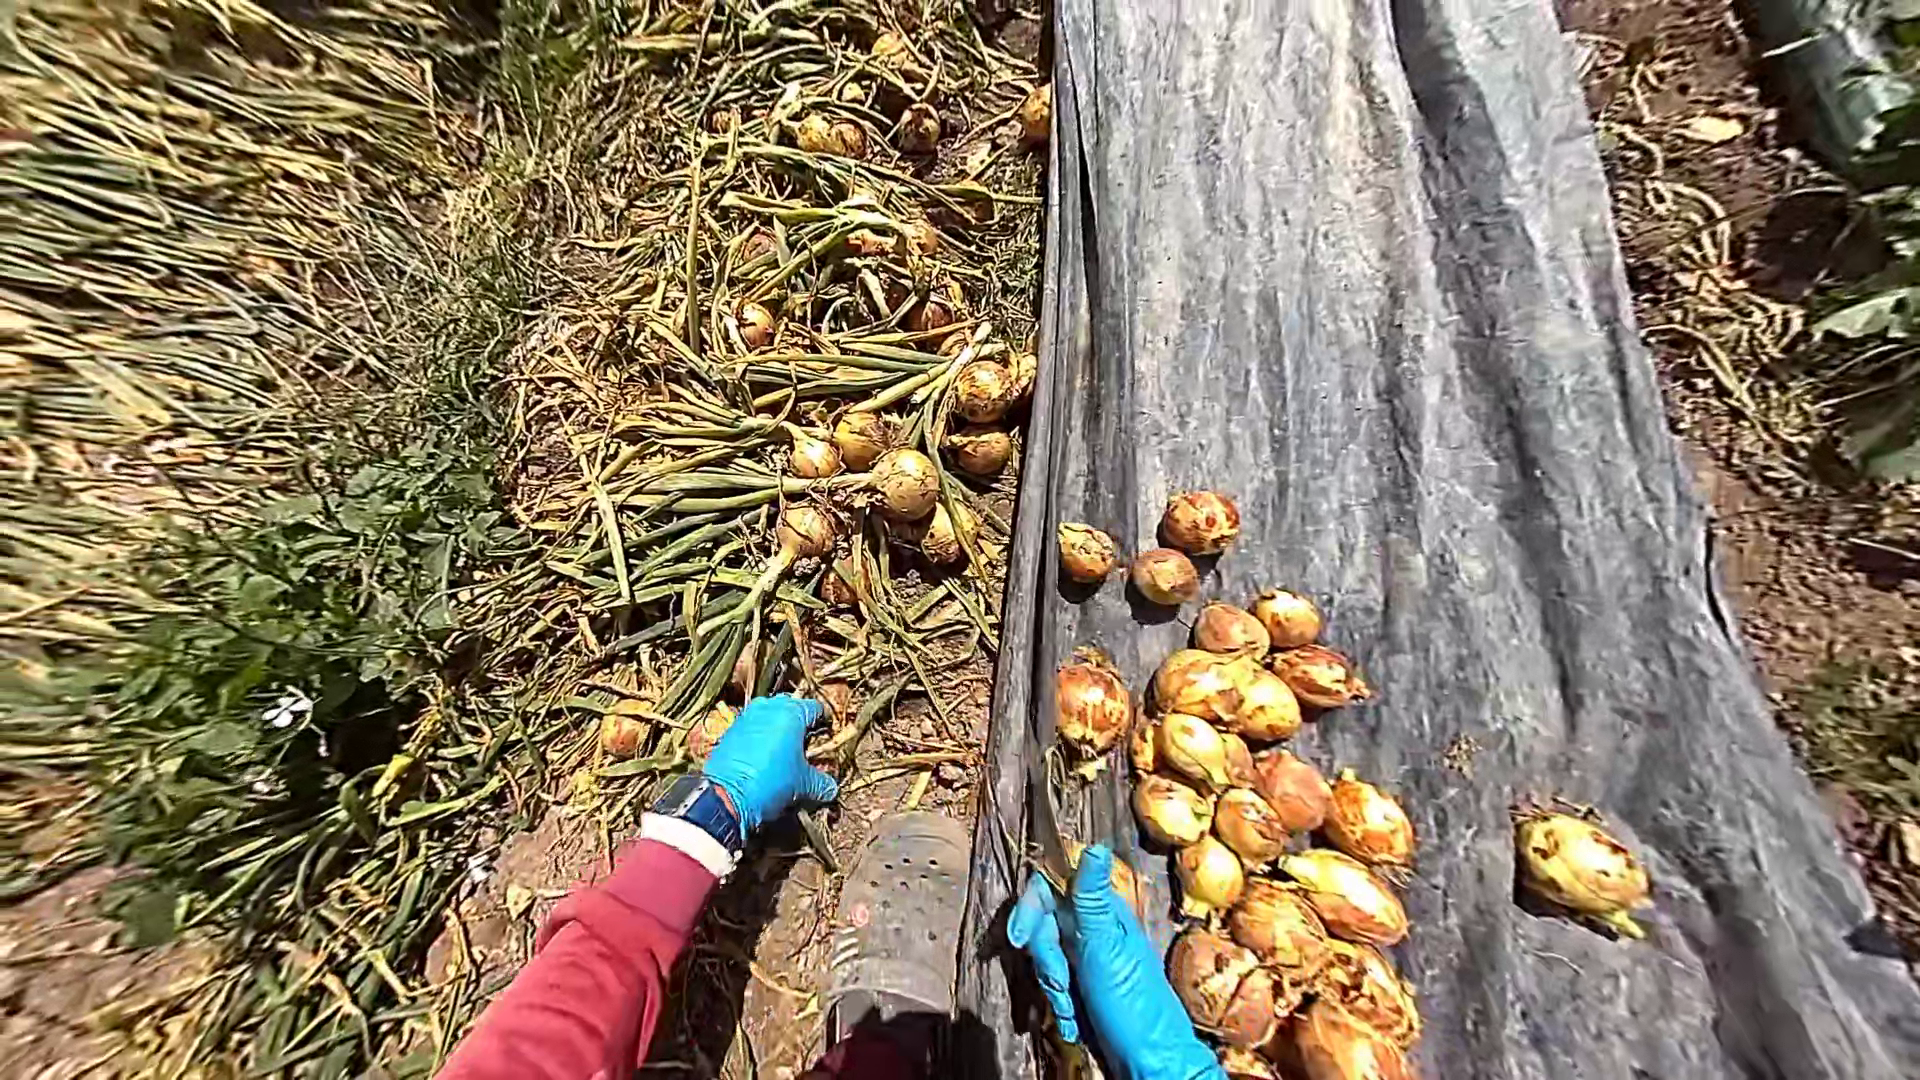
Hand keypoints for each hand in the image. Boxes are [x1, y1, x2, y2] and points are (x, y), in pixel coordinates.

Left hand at [700, 694, 837, 833]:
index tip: (825, 739)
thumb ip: (822, 783)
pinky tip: (762, 758)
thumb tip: (832, 789)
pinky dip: (759, 738)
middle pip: (792, 708)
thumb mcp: (804, 785)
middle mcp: (770, 707)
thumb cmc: (772, 782)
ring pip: (770, 716)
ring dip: (777, 730)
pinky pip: (752, 727)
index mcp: (792, 712)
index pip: (817, 709)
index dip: (824, 724)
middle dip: (799, 725)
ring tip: (782, 752)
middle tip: (804, 746)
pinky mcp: (729, 729)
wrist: (723, 797)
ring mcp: (747, 716)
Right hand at [1007, 847, 1222, 1079]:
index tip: (1017, 937)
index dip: (1030, 907)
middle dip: (1043, 955)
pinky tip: (1070, 1020)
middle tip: (1061, 983)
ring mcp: (1085, 953)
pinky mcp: (1081, 982)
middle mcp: (1091, 923)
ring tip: (1069, 1009)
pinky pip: (1052, 979)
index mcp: (1101, 907)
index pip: (1050, 884)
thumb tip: (1095, 844)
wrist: (1149, 1067)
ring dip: (1050, 983)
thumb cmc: (1131, 1003)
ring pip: (1044, 951)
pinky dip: (1057, 1001)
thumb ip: (1092, 896)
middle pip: (1042, 919)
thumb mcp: (1106, 946)